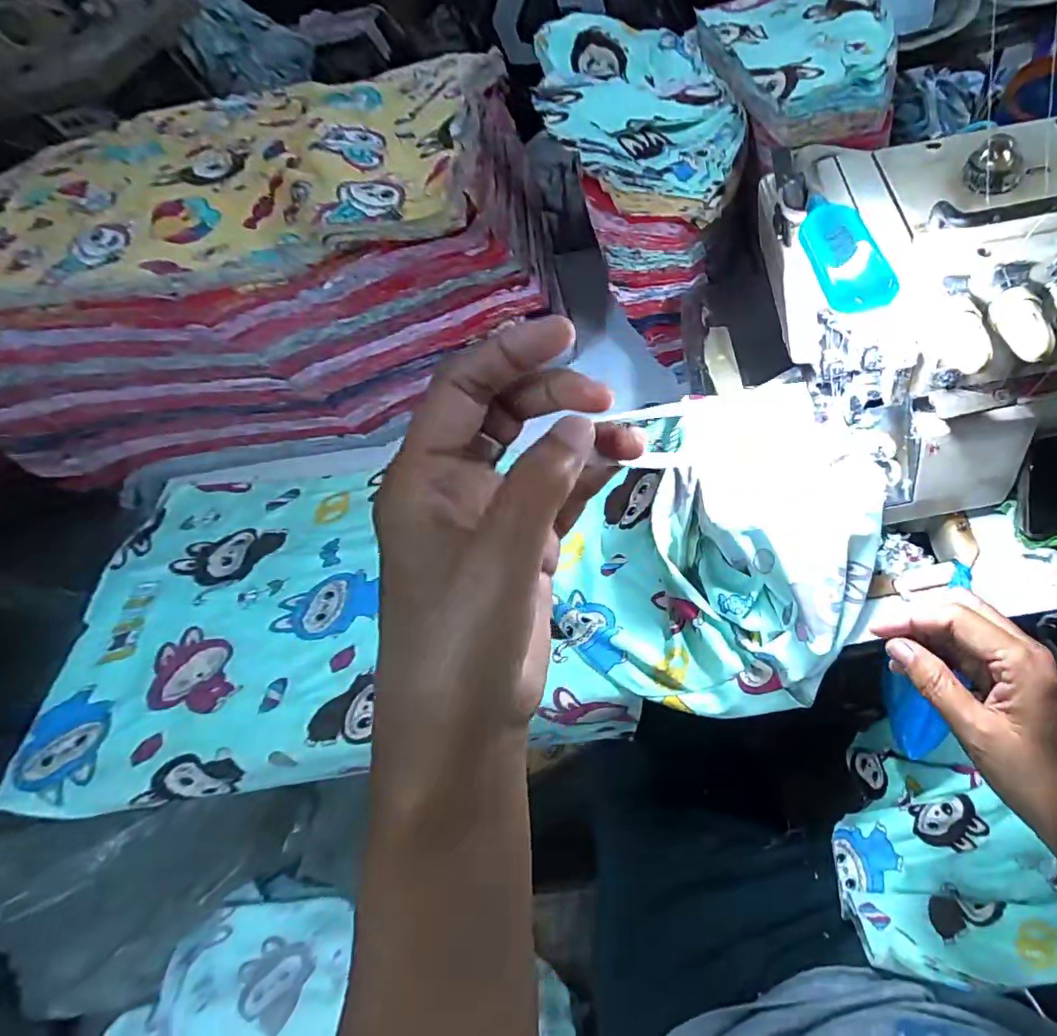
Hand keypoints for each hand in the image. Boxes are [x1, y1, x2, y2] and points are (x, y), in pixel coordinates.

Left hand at [372, 317, 642, 783]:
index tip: (566, 333)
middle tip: (605, 397)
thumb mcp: (500, 553)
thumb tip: (584, 425)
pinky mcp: (524, 543)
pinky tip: (621, 464)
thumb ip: (540, 482)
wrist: (465, 722)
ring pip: (538, 452)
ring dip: (582, 438)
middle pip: (504, 412)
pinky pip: (558, 491)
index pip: (464, 389)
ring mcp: (493, 514)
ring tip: (631, 438)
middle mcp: (456, 484)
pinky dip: (588, 474)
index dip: (511, 353)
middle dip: (554, 395)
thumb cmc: (462, 637)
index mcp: (425, 475)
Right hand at [870, 591, 1056, 861]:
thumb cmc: (1030, 778)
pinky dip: (947, 652)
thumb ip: (934, 683)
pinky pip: (977, 651)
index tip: (877, 632)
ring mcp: (1024, 662)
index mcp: (1020, 658)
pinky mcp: (1019, 677)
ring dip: (932, 633)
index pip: (957, 617)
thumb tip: (896, 648)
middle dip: (922, 618)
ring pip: (970, 628)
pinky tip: (922, 664)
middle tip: (885, 637)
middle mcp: (1025, 649)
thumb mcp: (974, 731)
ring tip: (896, 651)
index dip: (913, 619)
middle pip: (965, 611)